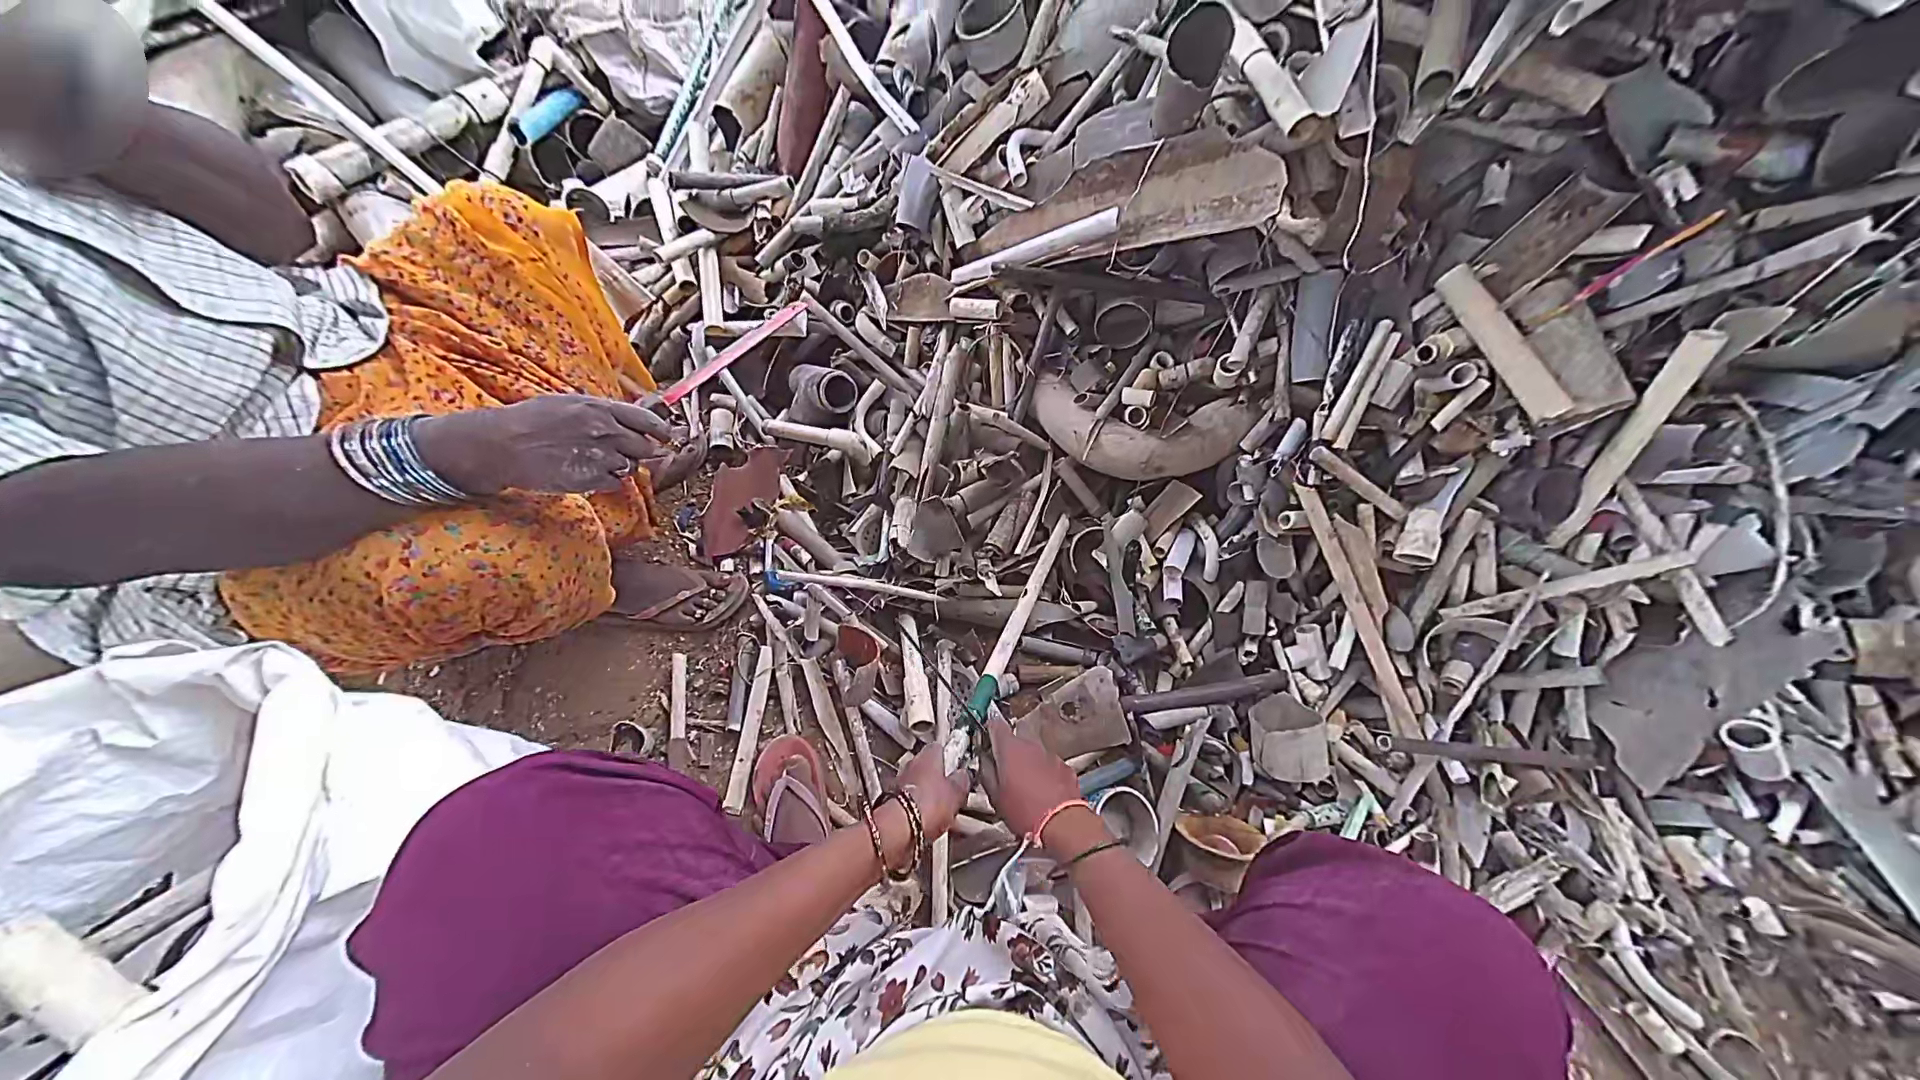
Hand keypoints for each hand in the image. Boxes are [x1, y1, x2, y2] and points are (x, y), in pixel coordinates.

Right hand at [414, 396, 678, 495]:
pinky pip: (616, 483)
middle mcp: (606, 431)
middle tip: (621, 452)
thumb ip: (603, 411)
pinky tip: (587, 473)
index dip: (660, 431)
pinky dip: (607, 481)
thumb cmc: (530, 421)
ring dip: (621, 466)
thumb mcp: (569, 404)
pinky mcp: (592, 478)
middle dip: (638, 451)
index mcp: (601, 409)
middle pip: (645, 447)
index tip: (664, 436)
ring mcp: (601, 456)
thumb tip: (631, 418)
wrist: (500, 445)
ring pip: (632, 466)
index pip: (648, 421)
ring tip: (595, 461)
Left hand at [895, 742, 970, 840]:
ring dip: (931, 798)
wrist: (900, 828)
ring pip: (921, 788)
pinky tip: (932, 824)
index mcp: (928, 754)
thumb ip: (962, 780)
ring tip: (945, 815)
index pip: (942, 747)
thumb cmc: (926, 804)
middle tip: (954, 795)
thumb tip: (965, 776)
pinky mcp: (893, 804)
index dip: (952, 758)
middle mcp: (911, 764)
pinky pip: (913, 804)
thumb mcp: (957, 792)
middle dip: (941, 782)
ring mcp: (900, 784)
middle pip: (930, 769)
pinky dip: (921, 812)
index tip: (960, 768)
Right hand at [982, 715, 1084, 842]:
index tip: (987, 736)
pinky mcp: (1064, 767)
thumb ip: (986, 771)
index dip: (990, 728)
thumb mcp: (995, 796)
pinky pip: (1049, 765)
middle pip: (1016, 740)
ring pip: (1034, 753)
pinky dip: (1045, 773)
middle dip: (1009, 752)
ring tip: (1025, 787)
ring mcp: (1050, 755)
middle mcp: (1031, 746)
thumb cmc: (1026, 813)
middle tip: (1004, 773)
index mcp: (1009, 748)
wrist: (1062, 824)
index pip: (996, 724)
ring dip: (1028, 763)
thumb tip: (984, 762)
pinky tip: (1042, 791)